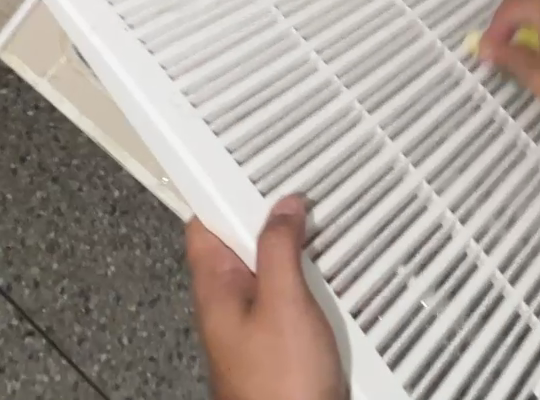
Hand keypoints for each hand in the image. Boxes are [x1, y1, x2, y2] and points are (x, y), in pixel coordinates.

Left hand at [185, 195, 345, 399]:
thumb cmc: (280, 388)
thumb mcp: (281, 303)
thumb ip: (280, 248)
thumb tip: (285, 206)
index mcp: (216, 287)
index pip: (205, 223)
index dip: (222, 189)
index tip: (249, 162)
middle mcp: (231, 300)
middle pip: (243, 239)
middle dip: (270, 211)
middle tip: (297, 184)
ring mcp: (258, 319)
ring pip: (272, 262)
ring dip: (296, 241)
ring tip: (321, 214)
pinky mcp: (285, 336)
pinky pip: (294, 289)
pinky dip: (312, 271)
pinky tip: (334, 262)